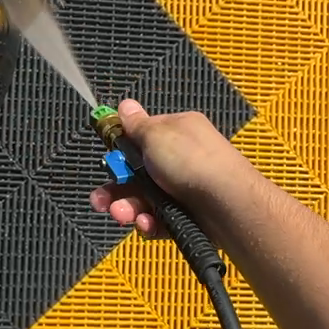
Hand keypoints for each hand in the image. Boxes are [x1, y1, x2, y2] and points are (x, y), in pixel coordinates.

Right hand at [88, 99, 264, 237]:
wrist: (227, 204)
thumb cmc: (194, 161)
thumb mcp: (157, 134)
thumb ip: (136, 125)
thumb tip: (125, 104)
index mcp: (176, 131)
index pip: (141, 136)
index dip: (121, 150)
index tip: (108, 158)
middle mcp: (180, 158)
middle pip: (137, 173)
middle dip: (116, 187)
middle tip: (102, 200)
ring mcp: (184, 188)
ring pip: (144, 200)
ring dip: (128, 208)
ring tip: (122, 214)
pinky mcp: (186, 215)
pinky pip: (159, 219)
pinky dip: (150, 223)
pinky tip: (148, 223)